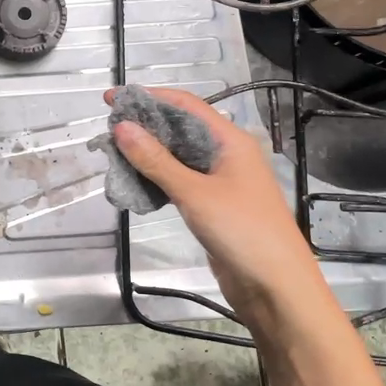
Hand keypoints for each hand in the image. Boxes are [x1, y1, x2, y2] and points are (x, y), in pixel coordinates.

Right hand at [107, 87, 319, 308]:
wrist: (277, 287)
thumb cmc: (242, 231)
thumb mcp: (194, 193)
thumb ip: (156, 160)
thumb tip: (121, 127)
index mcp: (230, 141)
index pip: (185, 105)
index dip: (148, 97)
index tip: (112, 99)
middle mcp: (226, 154)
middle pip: (180, 128)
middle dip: (144, 126)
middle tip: (108, 130)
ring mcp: (220, 181)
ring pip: (177, 156)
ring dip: (148, 154)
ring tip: (114, 156)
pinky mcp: (212, 205)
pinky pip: (179, 180)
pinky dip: (156, 178)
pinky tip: (134, 184)